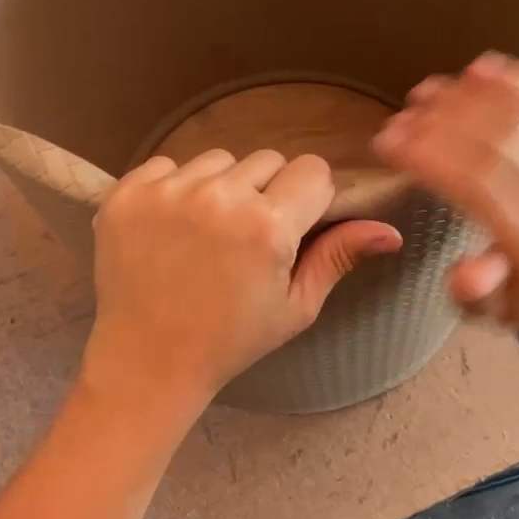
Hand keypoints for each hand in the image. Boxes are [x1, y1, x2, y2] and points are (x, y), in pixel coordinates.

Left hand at [80, 150, 401, 412]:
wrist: (148, 360)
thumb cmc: (231, 339)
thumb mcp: (295, 306)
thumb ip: (338, 256)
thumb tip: (391, 231)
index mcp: (268, 227)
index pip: (312, 170)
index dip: (309, 197)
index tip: (293, 225)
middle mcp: (220, 198)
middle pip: (267, 159)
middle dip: (267, 191)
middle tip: (248, 237)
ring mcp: (168, 192)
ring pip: (218, 159)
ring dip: (221, 187)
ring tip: (207, 234)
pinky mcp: (128, 193)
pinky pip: (168, 165)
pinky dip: (175, 189)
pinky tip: (172, 230)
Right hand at [373, 53, 518, 330]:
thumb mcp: (490, 315)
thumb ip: (478, 293)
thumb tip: (464, 275)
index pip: (482, 185)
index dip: (431, 155)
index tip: (388, 140)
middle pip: (500, 145)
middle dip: (442, 122)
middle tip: (400, 116)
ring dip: (470, 98)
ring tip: (424, 92)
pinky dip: (515, 82)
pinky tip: (479, 68)